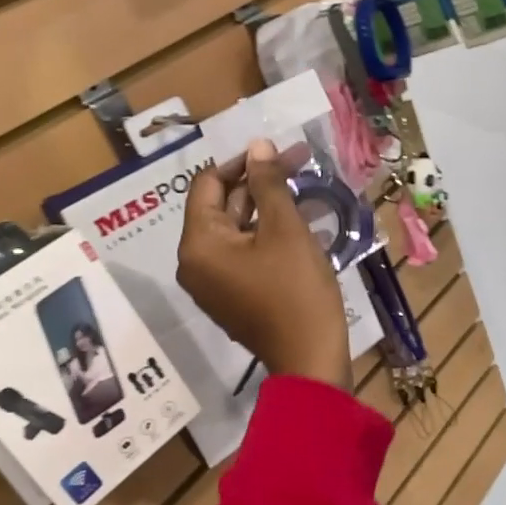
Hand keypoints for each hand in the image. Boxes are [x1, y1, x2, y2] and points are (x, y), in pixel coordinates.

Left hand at [177, 139, 349, 389]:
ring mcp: (213, 283)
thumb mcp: (285, 229)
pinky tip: (297, 223)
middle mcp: (195, 262)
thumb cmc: (296, 290)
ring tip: (301, 189)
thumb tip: (258, 146)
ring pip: (235, 230)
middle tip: (298, 163)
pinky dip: (265, 234)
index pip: (208, 183)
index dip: (242, 162)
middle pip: (221, 206)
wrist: (310, 358)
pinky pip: (243, 253)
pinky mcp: (233, 296)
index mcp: (198, 243)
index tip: (279, 152)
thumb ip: (269, 183)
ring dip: (265, 207)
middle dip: (258, 183)